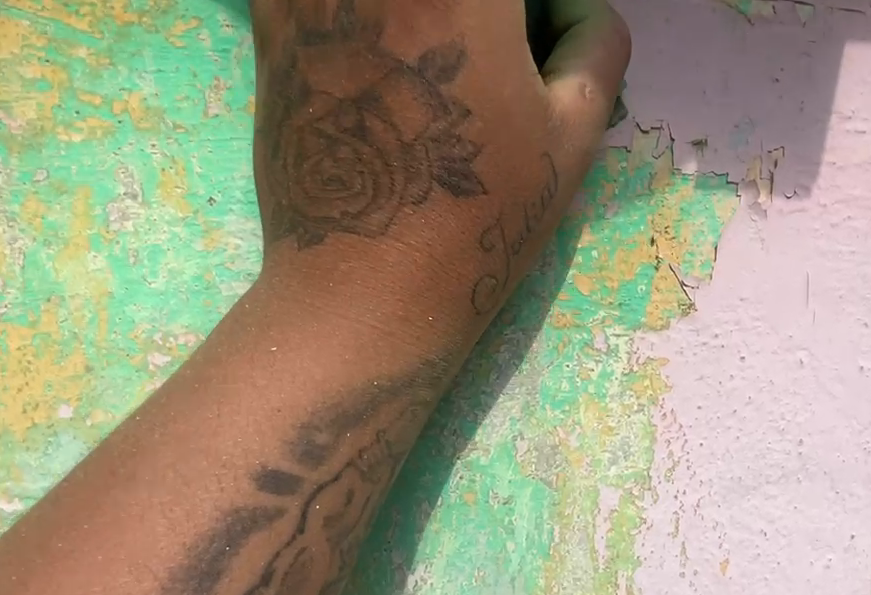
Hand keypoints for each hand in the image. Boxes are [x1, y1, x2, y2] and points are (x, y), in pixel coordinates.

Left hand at [249, 0, 628, 352]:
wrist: (371, 289)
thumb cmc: (483, 218)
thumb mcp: (569, 139)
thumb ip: (596, 50)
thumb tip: (582, 17)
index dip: (543, 17)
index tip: (546, 51)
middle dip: (492, 19)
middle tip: (501, 70)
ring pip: (402, 2)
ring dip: (434, 26)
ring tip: (446, 82)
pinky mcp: (274, 20)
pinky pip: (340, 7)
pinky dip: (375, 32)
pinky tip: (391, 86)